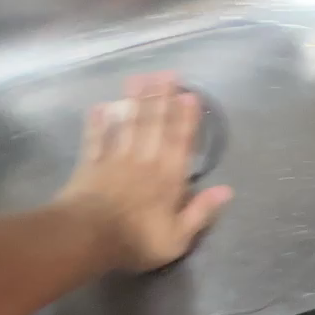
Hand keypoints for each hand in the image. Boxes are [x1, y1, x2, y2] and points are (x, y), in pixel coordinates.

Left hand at [54, 72, 232, 272]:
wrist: (88, 238)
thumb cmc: (138, 240)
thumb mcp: (179, 237)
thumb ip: (201, 211)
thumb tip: (226, 190)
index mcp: (168, 178)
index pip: (180, 141)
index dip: (186, 118)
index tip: (190, 94)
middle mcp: (144, 161)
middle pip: (154, 125)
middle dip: (161, 98)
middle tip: (166, 73)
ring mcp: (115, 160)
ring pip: (127, 124)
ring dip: (134, 100)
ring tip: (139, 78)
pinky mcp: (90, 165)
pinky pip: (95, 139)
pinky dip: (97, 122)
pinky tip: (100, 107)